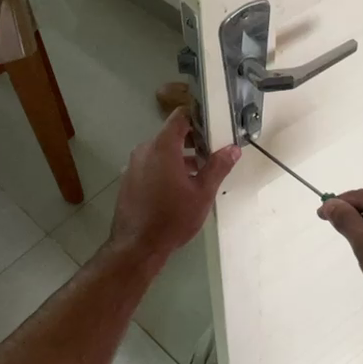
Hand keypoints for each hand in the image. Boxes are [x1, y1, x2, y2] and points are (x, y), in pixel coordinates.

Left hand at [107, 108, 240, 264]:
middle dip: (192, 140)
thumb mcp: (202, 193)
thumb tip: (233, 149)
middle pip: (170, 134)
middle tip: (212, 151)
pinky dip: (165, 167)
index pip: (180, 117)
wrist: (137, 246)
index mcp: (162, 146)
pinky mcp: (128, 180)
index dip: (197, 117)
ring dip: (179, 156)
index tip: (213, 126)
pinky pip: (150, 164)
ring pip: (160, 151)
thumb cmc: (173, 217)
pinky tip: (179, 186)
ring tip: (200, 171)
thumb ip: (218, 167)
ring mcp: (133, 165)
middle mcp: (145, 150)